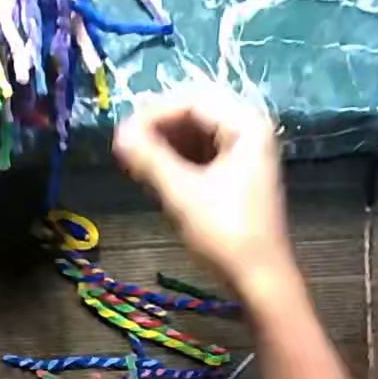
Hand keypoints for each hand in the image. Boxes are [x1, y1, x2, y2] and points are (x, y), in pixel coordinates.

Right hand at [112, 86, 291, 290]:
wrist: (259, 278)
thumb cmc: (224, 234)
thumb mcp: (181, 195)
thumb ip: (149, 160)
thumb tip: (118, 135)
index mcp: (245, 124)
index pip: (192, 100)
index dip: (153, 114)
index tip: (122, 135)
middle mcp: (249, 130)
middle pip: (195, 113)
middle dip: (158, 128)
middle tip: (126, 148)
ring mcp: (244, 154)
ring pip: (196, 134)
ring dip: (164, 144)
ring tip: (136, 163)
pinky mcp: (235, 177)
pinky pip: (201, 155)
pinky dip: (176, 161)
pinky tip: (155, 175)